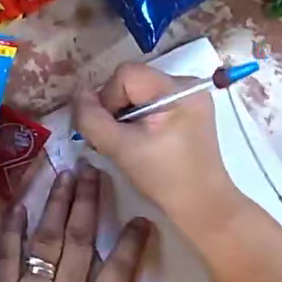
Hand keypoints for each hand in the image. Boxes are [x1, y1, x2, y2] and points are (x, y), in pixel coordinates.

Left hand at [0, 165, 149, 281]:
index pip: (119, 273)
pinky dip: (12, 229)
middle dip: (88, 202)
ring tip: (65, 174)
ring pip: (47, 239)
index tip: (142, 217)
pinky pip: (7, 255)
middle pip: (81, 241)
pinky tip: (18, 204)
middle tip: (94, 170)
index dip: (132, 243)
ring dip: (57, 204)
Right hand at [72, 64, 243, 237]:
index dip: (108, 99)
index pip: (126, 75)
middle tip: (113, 138)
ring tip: (126, 141)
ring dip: (125, 113)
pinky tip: (140, 140)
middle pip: (133, 81)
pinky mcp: (189, 111)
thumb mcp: (120, 148)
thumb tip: (78, 94)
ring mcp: (190, 98)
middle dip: (116, 107)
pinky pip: (152, 102)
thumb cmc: (164, 178)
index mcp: (177, 90)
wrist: (204, 207)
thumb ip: (92, 119)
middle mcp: (187, 85)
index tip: (109, 131)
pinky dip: (139, 118)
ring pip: (140, 91)